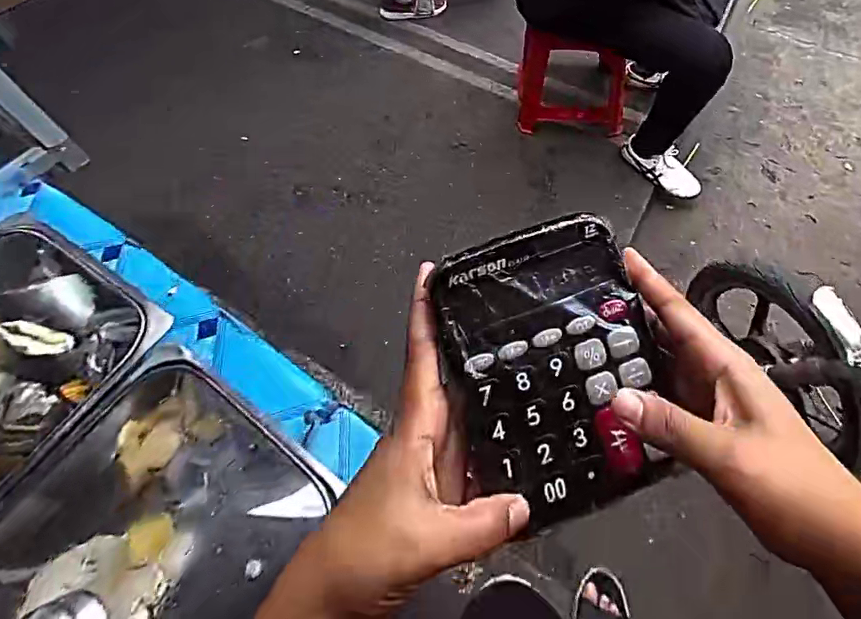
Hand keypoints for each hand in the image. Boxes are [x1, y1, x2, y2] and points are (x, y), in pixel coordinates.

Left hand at [257, 264, 528, 618]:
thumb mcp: (424, 541)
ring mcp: (434, 463)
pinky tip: (526, 438)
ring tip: (533, 360)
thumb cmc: (359, 556)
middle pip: (456, 377)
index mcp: (415, 429)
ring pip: (471, 416)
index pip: (422, 357)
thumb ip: (479, 524)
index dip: (426, 314)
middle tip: (510, 307)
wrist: (328, 601)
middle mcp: (426, 436)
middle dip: (477, 341)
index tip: (431, 273)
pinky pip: (478, 455)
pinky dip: (500, 443)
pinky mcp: (442, 489)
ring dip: (494, 391)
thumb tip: (526, 504)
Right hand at [610, 250, 860, 571]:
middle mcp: (722, 378)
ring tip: (600, 351)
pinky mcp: (716, 431)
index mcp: (729, 367)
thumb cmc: (796, 486)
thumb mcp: (729, 454)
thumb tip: (621, 399)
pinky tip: (627, 411)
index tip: (627, 257)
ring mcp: (719, 405)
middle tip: (595, 307)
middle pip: (670, 337)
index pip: (681, 313)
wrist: (832, 532)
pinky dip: (647, 402)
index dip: (651, 282)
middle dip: (634, 318)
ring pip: (669, 371)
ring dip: (637, 361)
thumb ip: (673, 426)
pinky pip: (672, 406)